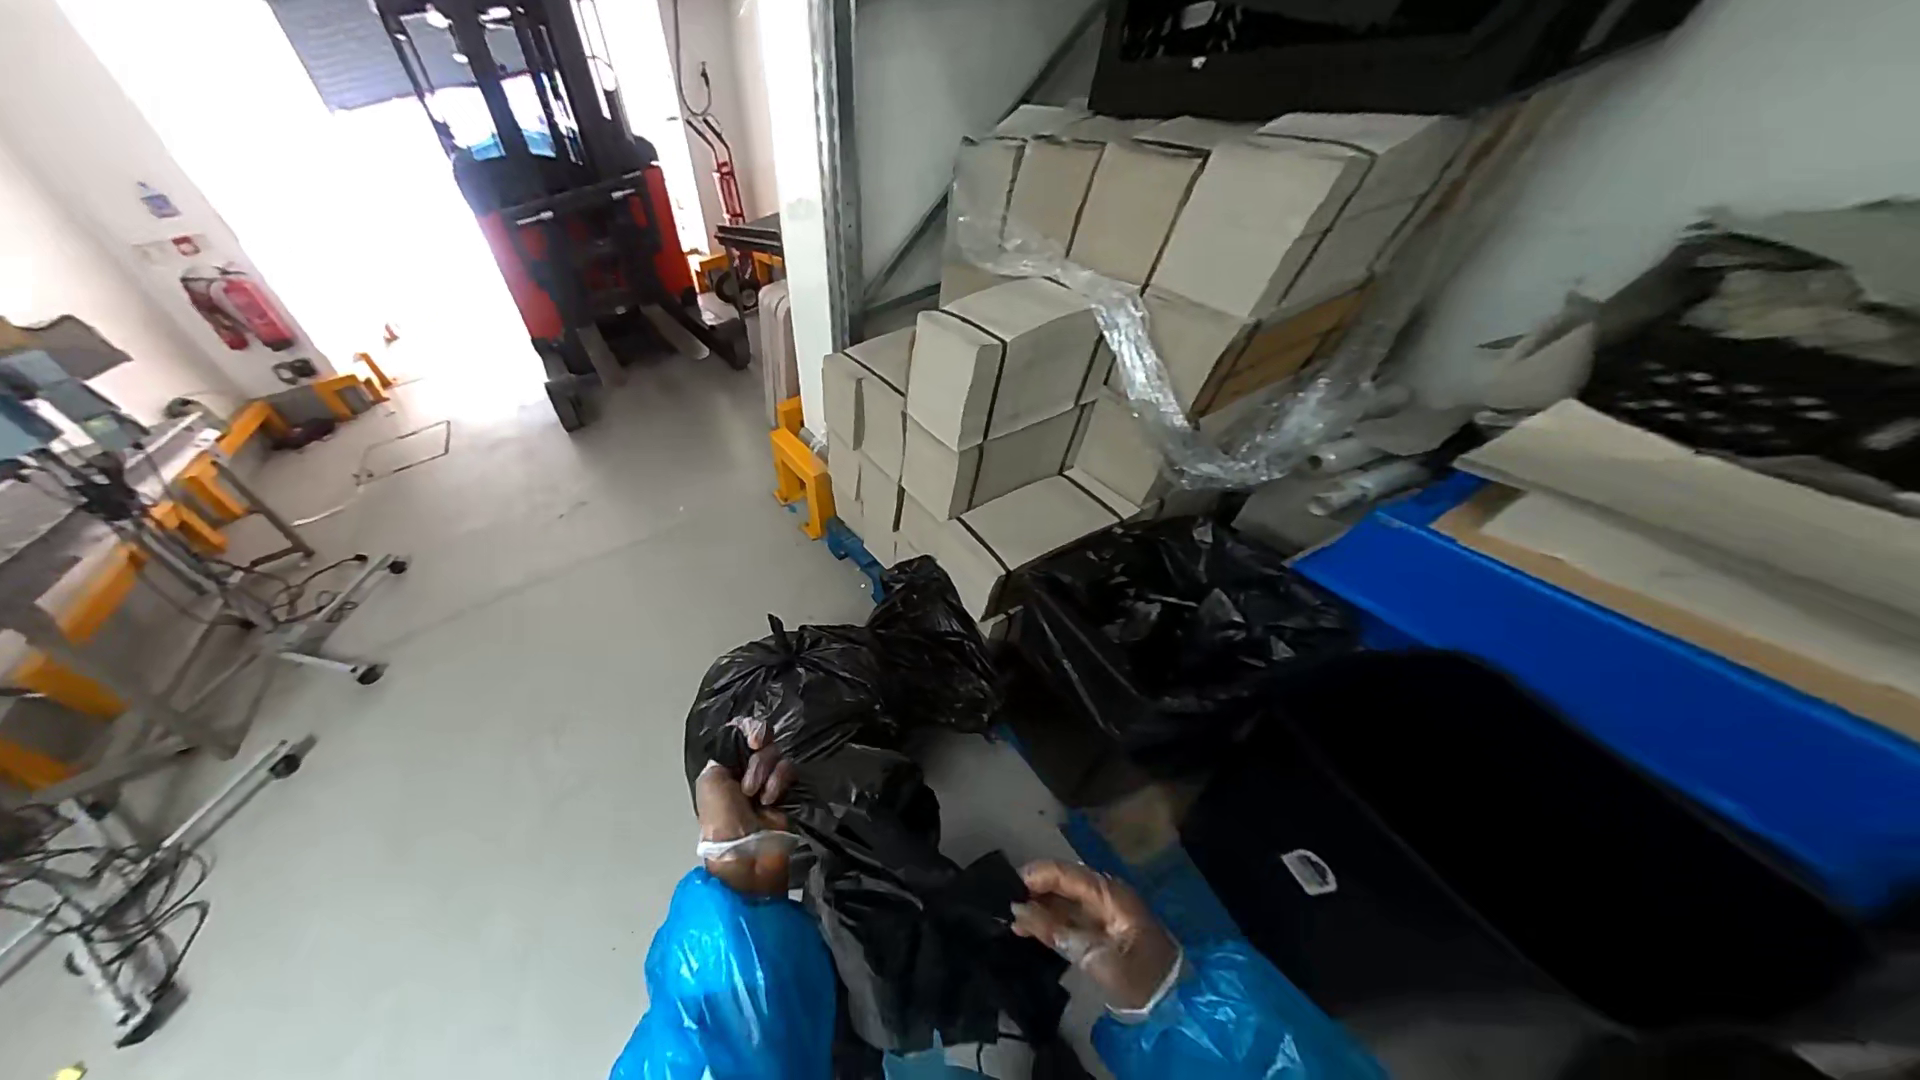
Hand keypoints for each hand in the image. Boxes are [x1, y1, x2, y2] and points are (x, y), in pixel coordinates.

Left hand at [693, 729, 794, 896]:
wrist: (748, 858)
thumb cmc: (723, 823)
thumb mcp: (709, 783)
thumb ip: (722, 754)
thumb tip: (741, 742)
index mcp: (724, 768)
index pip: (740, 734)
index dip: (749, 730)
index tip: (753, 742)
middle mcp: (746, 771)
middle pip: (763, 741)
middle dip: (759, 759)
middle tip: (750, 783)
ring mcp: (768, 782)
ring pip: (777, 755)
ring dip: (768, 773)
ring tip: (760, 797)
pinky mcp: (787, 791)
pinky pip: (790, 770)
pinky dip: (781, 781)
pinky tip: (771, 800)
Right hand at [1011, 860, 1179, 1011]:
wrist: (1175, 1004)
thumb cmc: (1138, 978)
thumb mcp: (1095, 958)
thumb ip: (1056, 932)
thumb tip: (1018, 910)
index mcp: (1108, 893)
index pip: (1065, 872)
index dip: (1036, 874)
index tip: (1008, 885)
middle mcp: (1105, 894)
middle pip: (1063, 882)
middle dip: (1034, 889)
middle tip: (1005, 902)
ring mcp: (1104, 911)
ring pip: (1064, 899)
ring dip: (1039, 906)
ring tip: (1013, 918)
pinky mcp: (1102, 929)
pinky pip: (1070, 915)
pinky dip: (1050, 920)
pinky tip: (1030, 928)